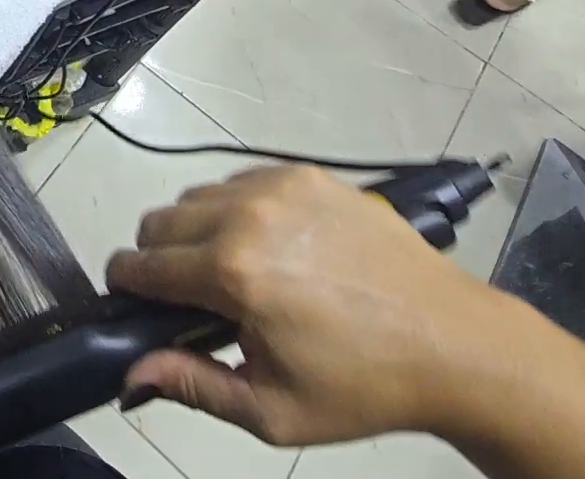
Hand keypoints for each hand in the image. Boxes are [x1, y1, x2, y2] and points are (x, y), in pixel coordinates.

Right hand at [106, 167, 517, 446]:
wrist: (458, 345)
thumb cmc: (362, 386)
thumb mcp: (274, 410)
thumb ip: (192, 384)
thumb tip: (128, 374)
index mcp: (231, 273)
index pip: (141, 263)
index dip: (126, 282)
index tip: (132, 297)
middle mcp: (243, 217)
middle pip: (158, 221)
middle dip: (156, 254)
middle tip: (188, 289)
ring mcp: (275, 188)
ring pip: (194, 197)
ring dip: (194, 229)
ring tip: (232, 265)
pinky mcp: (303, 175)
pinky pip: (237, 181)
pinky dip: (234, 208)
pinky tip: (269, 241)